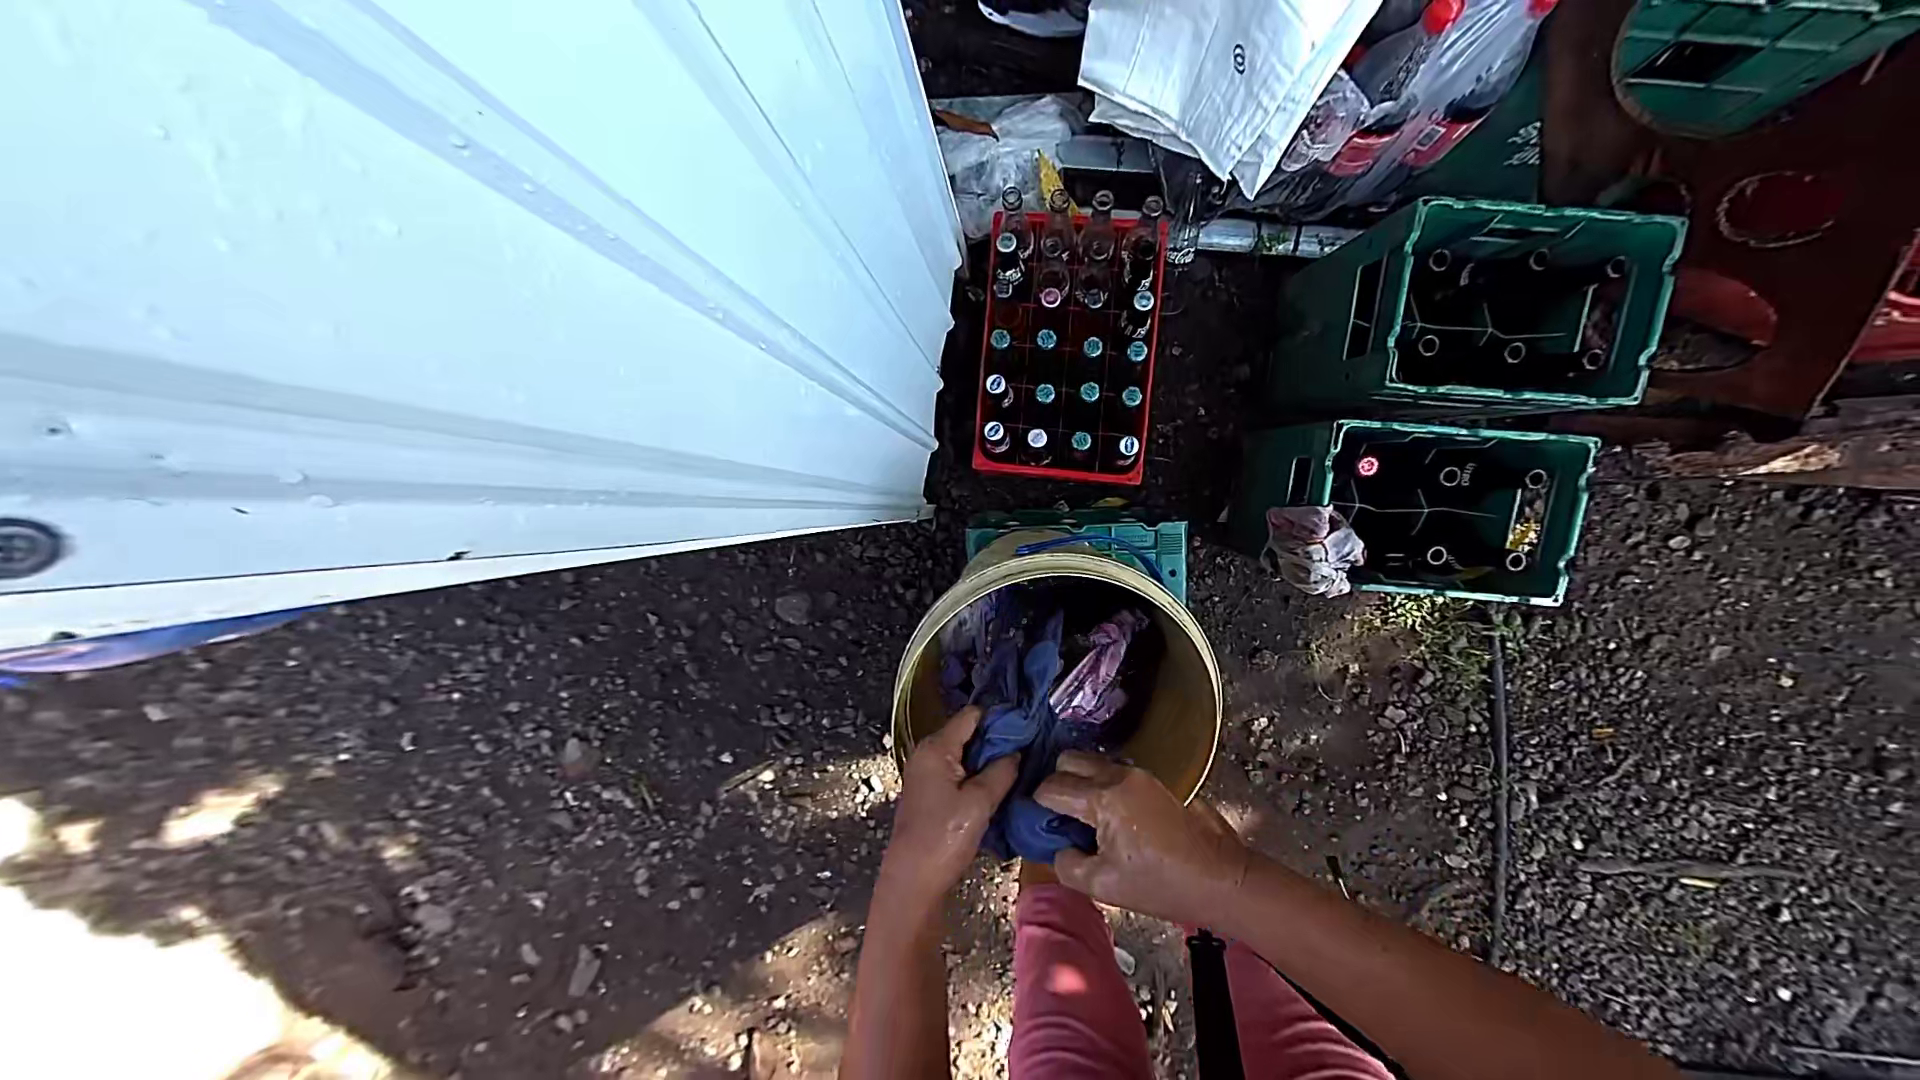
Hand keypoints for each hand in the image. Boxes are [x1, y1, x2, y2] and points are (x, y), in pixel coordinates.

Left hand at [877, 706, 1018, 910]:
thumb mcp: (979, 802)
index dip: (999, 717)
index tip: (1027, 726)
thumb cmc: (944, 838)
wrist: (913, 881)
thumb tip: (1017, 752)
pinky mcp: (930, 791)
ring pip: (964, 753)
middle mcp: (927, 752)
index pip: (971, 715)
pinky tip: (997, 784)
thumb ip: (1001, 771)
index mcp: (935, 747)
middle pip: (967, 732)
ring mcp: (926, 772)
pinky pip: (957, 770)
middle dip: (996, 739)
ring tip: (1018, 766)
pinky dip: (976, 774)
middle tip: (1028, 748)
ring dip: (988, 759)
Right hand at [1033, 752, 1251, 925]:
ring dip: (1079, 781)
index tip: (1034, 821)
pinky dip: (1099, 784)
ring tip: (1079, 815)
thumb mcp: (1103, 885)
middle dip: (1055, 782)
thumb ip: (1067, 863)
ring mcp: (1137, 773)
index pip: (1052, 787)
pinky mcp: (1152, 779)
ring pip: (1091, 761)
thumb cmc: (1161, 884)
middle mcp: (1117, 774)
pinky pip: (1111, 771)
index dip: (1037, 804)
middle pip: (1068, 760)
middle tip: (1056, 814)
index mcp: (1103, 798)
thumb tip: (1059, 846)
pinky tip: (1104, 815)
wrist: (1219, 877)